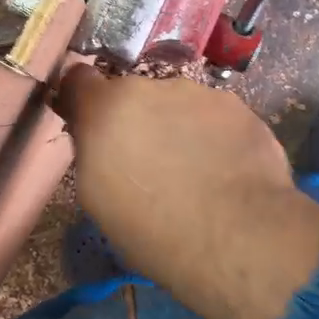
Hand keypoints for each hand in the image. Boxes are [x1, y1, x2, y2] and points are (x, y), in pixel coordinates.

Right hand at [54, 65, 318, 318]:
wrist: (238, 239)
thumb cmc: (152, 229)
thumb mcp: (97, 198)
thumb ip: (92, 152)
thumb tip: (98, 138)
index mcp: (105, 109)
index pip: (78, 79)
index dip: (84, 99)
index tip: (90, 123)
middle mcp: (151, 87)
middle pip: (133, 94)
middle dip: (136, 120)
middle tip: (149, 162)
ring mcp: (200, 93)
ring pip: (178, 104)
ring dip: (177, 126)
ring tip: (194, 171)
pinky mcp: (240, 108)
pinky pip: (216, 117)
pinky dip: (215, 137)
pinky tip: (226, 171)